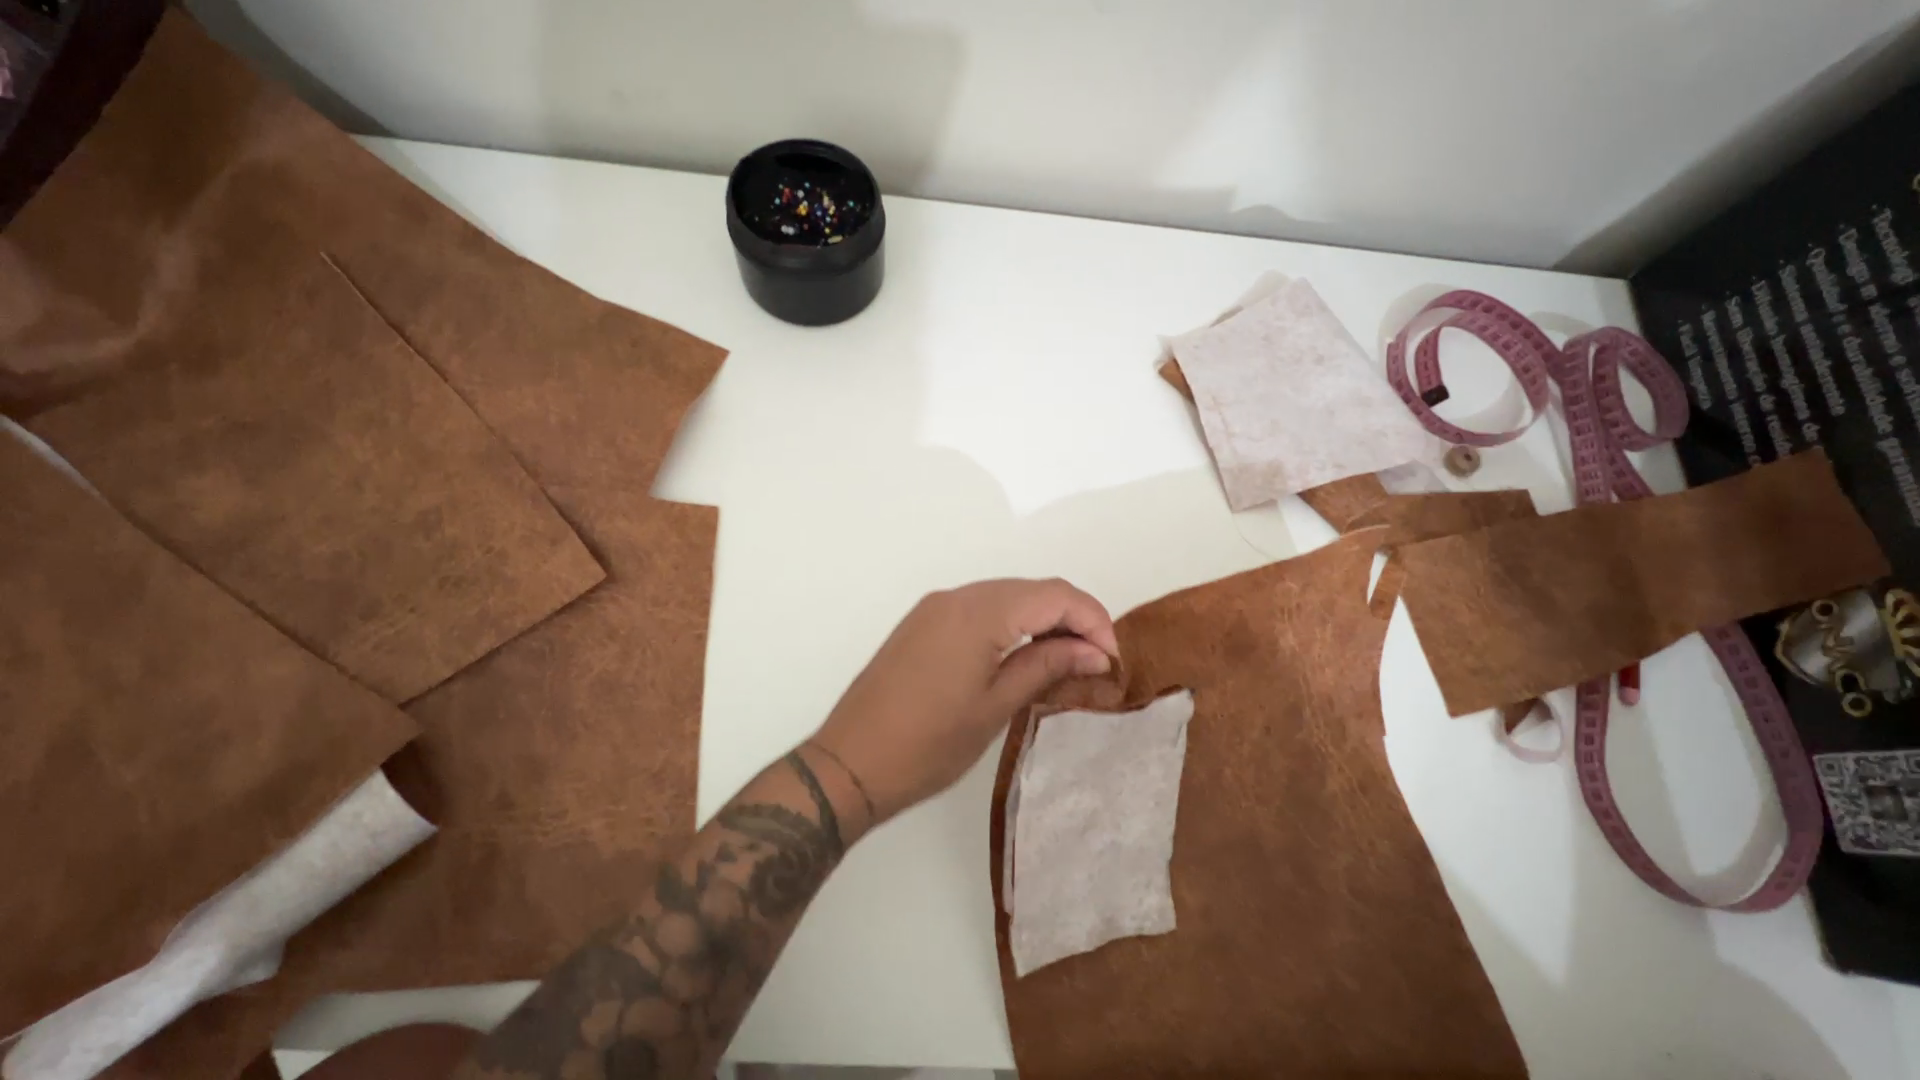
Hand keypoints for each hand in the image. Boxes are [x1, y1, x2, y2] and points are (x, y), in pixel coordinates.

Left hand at [811, 579, 1119, 829]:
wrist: (850, 764)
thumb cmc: (928, 744)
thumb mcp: (996, 707)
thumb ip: (1046, 666)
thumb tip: (1094, 652)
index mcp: (978, 612)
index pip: (1054, 595)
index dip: (1093, 620)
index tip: (1112, 660)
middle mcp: (955, 597)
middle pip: (1031, 589)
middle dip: (1071, 618)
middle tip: (1095, 663)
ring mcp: (934, 608)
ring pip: (1006, 597)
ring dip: (1041, 621)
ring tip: (1066, 663)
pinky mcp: (921, 624)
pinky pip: (979, 609)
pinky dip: (1010, 625)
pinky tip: (1023, 656)